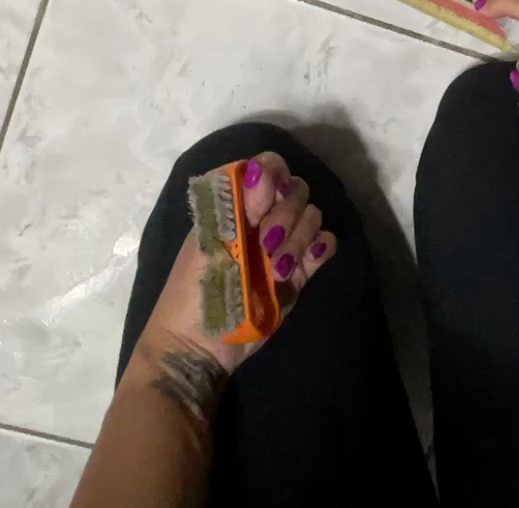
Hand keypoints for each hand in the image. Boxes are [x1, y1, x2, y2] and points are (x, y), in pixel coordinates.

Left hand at [134, 151, 336, 377]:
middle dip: (285, 215)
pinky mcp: (301, 270)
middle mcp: (262, 218)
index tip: (261, 205)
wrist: (200, 351)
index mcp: (236, 206)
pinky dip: (320, 248)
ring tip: (277, 270)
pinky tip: (304, 266)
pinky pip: (325, 243)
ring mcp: (283, 243)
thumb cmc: (193, 293)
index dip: (272, 178)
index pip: (266, 168)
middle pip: (295, 189)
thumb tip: (262, 170)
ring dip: (298, 238)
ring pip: (312, 215)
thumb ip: (236, 205)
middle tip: (266, 245)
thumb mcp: (208, 246)